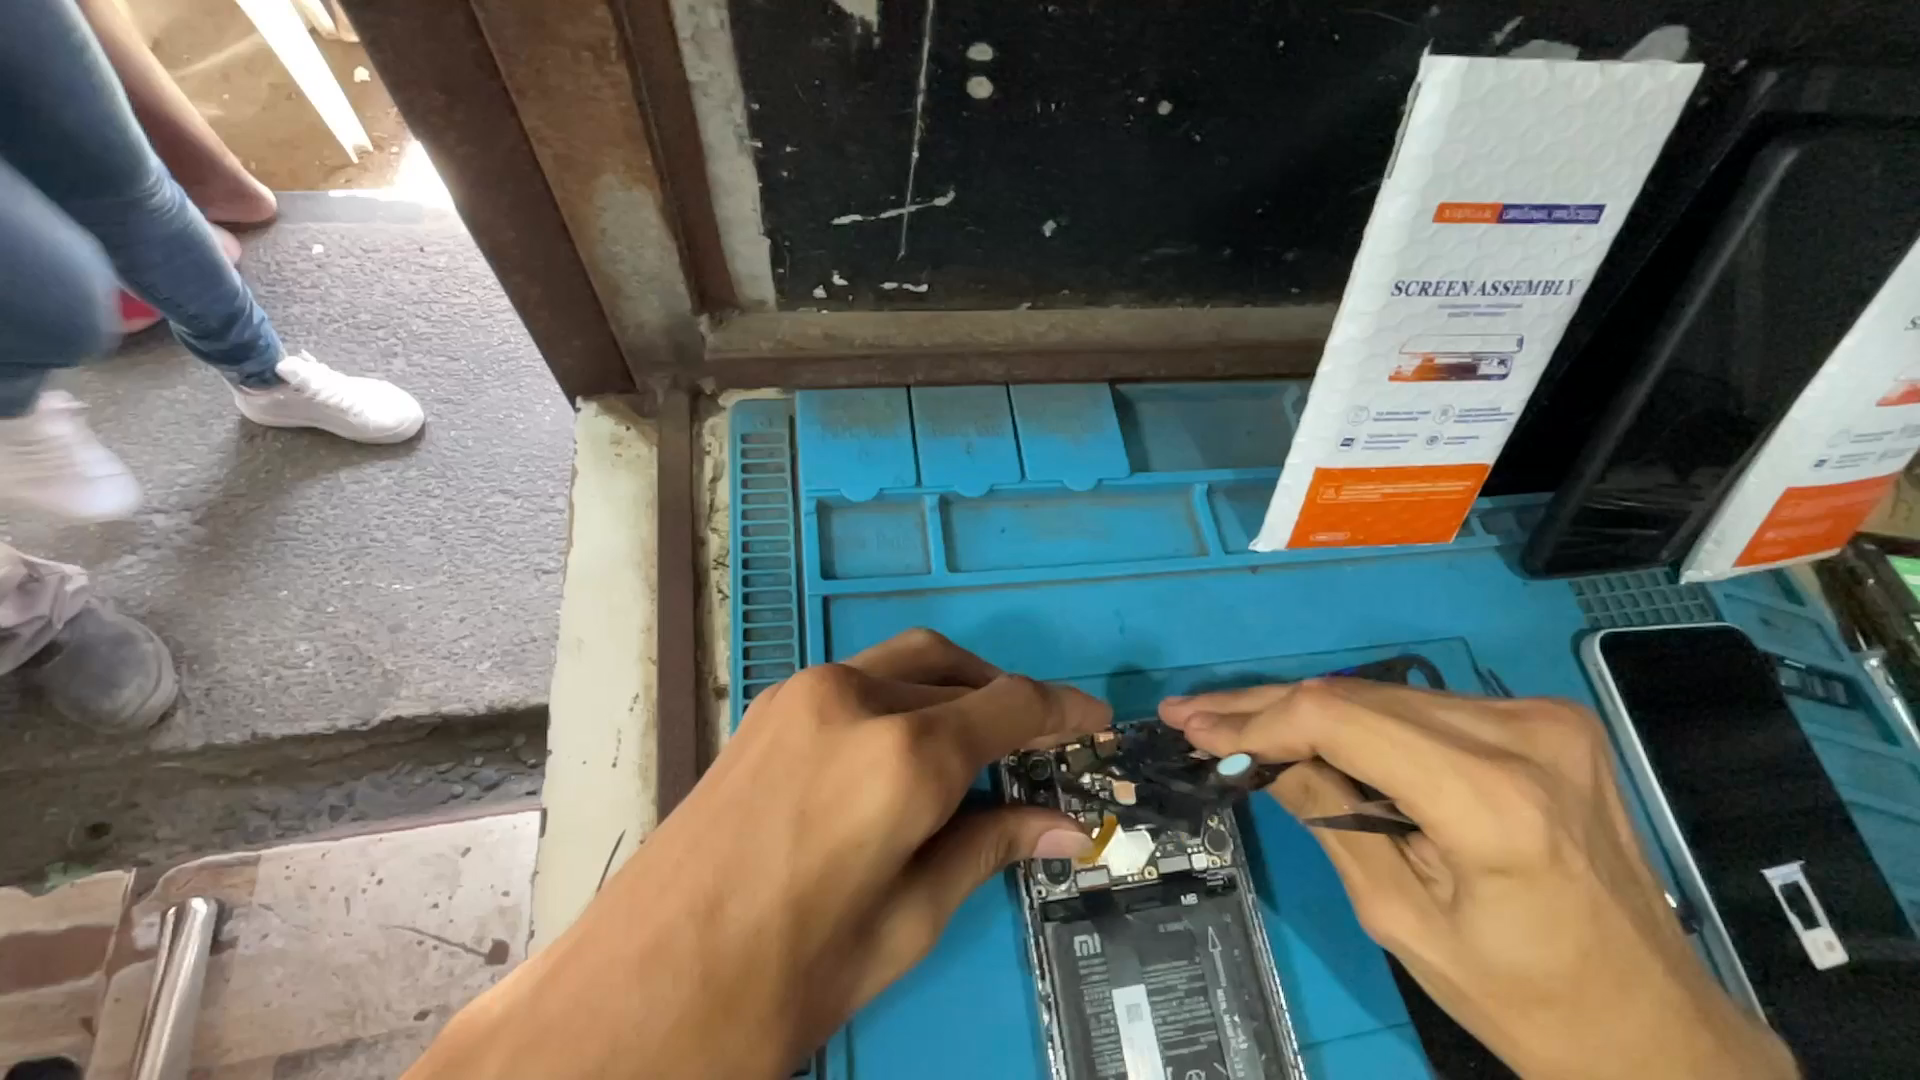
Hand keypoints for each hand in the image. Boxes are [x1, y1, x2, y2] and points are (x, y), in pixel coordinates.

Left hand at [410, 629, 1107, 1079]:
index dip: (1062, 712)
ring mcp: (802, 695)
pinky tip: (908, 755)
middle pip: (960, 671)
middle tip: (1039, 752)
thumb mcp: (905, 923)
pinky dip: (904, 700)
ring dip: (955, 692)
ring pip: (908, 666)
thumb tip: (1065, 827)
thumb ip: (986, 849)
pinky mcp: (768, 709)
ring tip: (979, 753)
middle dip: (1007, 702)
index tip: (1097, 723)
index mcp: (902, 757)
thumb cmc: (782, 982)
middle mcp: (855, 701)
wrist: (632, 995)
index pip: (1009, 706)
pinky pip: (860, 682)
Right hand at [1161, 680, 1796, 1079]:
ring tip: (1236, 723)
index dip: (1256, 721)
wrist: (1655, 1026)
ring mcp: (1542, 718)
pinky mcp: (1546, 721)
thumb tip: (1257, 758)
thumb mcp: (1401, 919)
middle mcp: (1523, 734)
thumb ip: (1329, 818)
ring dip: (1306, 711)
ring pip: (1384, 694)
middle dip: (1266, 707)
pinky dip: (1359, 721)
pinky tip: (1309, 734)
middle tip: (1194, 715)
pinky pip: (1423, 708)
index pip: (1340, 721)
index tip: (1194, 728)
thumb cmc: (1522, 998)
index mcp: (1492, 800)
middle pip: (1357, 696)